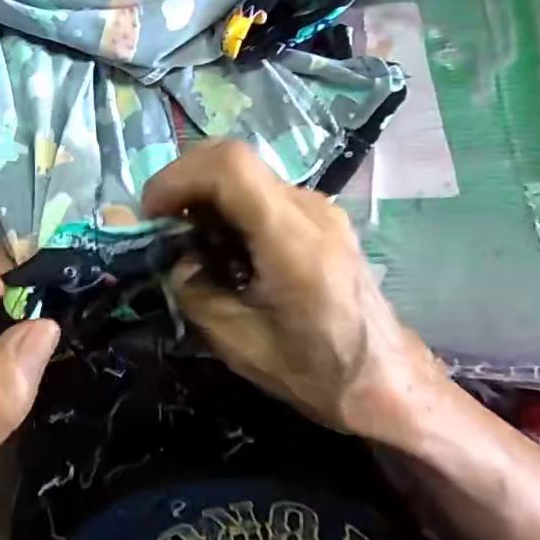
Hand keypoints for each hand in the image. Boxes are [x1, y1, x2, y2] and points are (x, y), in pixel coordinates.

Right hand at [142, 141, 441, 438]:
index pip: (230, 167)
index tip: (151, 215)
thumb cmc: (316, 372)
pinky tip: (221, 245)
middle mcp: (309, 210)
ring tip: (187, 238)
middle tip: (160, 222)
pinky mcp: (318, 216)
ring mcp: (318, 208)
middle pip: (232, 156)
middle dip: (182, 179)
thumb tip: (169, 253)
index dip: (177, 177)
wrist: (388, 383)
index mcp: (292, 242)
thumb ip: (193, 289)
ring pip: (244, 170)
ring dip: (202, 192)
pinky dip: (225, 203)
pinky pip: (259, 189)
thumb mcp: (237, 343)